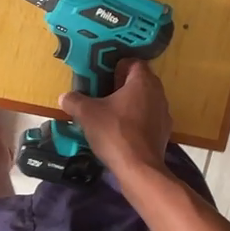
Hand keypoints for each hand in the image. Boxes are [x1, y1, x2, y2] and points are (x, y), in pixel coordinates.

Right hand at [59, 59, 172, 176]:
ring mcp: (164, 113)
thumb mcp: (87, 114)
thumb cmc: (114, 132)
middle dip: (122, 85)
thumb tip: (65, 97)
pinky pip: (149, 118)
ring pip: (145, 100)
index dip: (117, 67)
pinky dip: (137, 121)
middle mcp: (158, 93)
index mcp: (142, 81)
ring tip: (111, 114)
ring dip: (130, 104)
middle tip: (103, 94)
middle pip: (140, 81)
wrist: (139, 168)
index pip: (134, 62)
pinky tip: (122, 132)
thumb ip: (74, 101)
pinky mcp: (164, 132)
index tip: (103, 78)